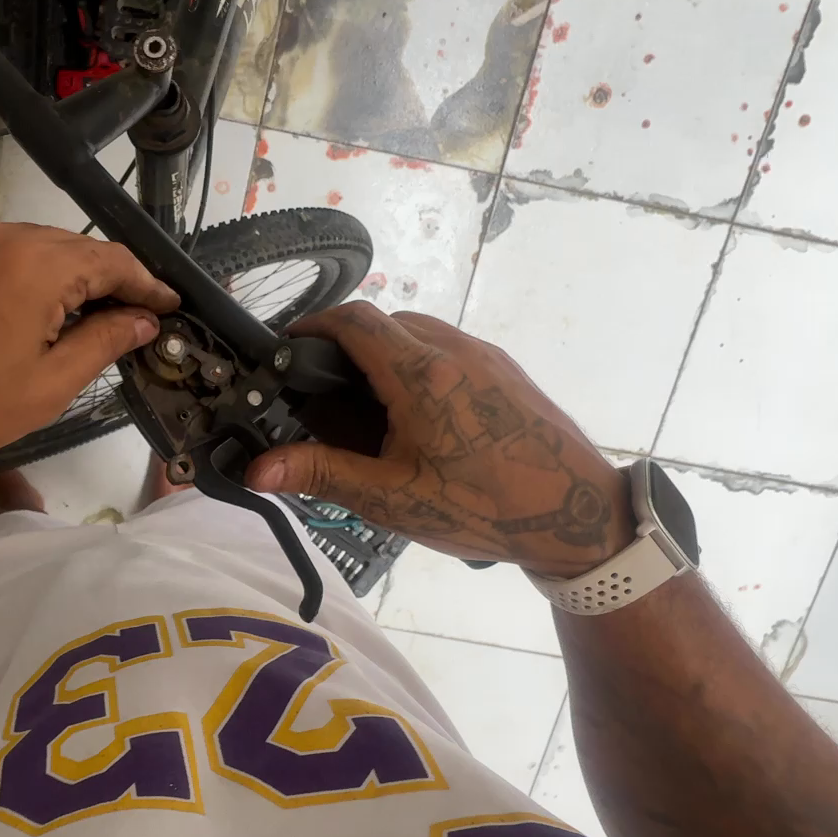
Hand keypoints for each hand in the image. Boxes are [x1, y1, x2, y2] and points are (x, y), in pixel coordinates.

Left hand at [0, 223, 177, 485]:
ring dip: (65, 279)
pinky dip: (24, 277)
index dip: (148, 284)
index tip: (169, 305)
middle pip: (75, 248)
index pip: (114, 260)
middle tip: (129, 320)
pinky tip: (25, 315)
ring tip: (79, 323)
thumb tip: (141, 321)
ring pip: (34, 249)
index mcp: (37, 265)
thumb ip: (103, 345)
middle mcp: (0, 236)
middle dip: (109, 281)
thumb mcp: (47, 386)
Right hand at [247, 302, 634, 577]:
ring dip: (383, 353)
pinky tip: (415, 414)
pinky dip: (415, 363)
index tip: (287, 345)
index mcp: (420, 375)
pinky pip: (447, 348)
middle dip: (345, 344)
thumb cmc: (480, 507)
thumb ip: (320, 473)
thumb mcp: (390, 497)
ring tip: (365, 403)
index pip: (354, 320)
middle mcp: (453, 351)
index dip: (313, 324)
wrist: (580, 516)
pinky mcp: (506, 370)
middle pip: (385, 322)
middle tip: (322, 388)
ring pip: (418, 332)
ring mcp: (485, 356)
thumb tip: (256, 471)